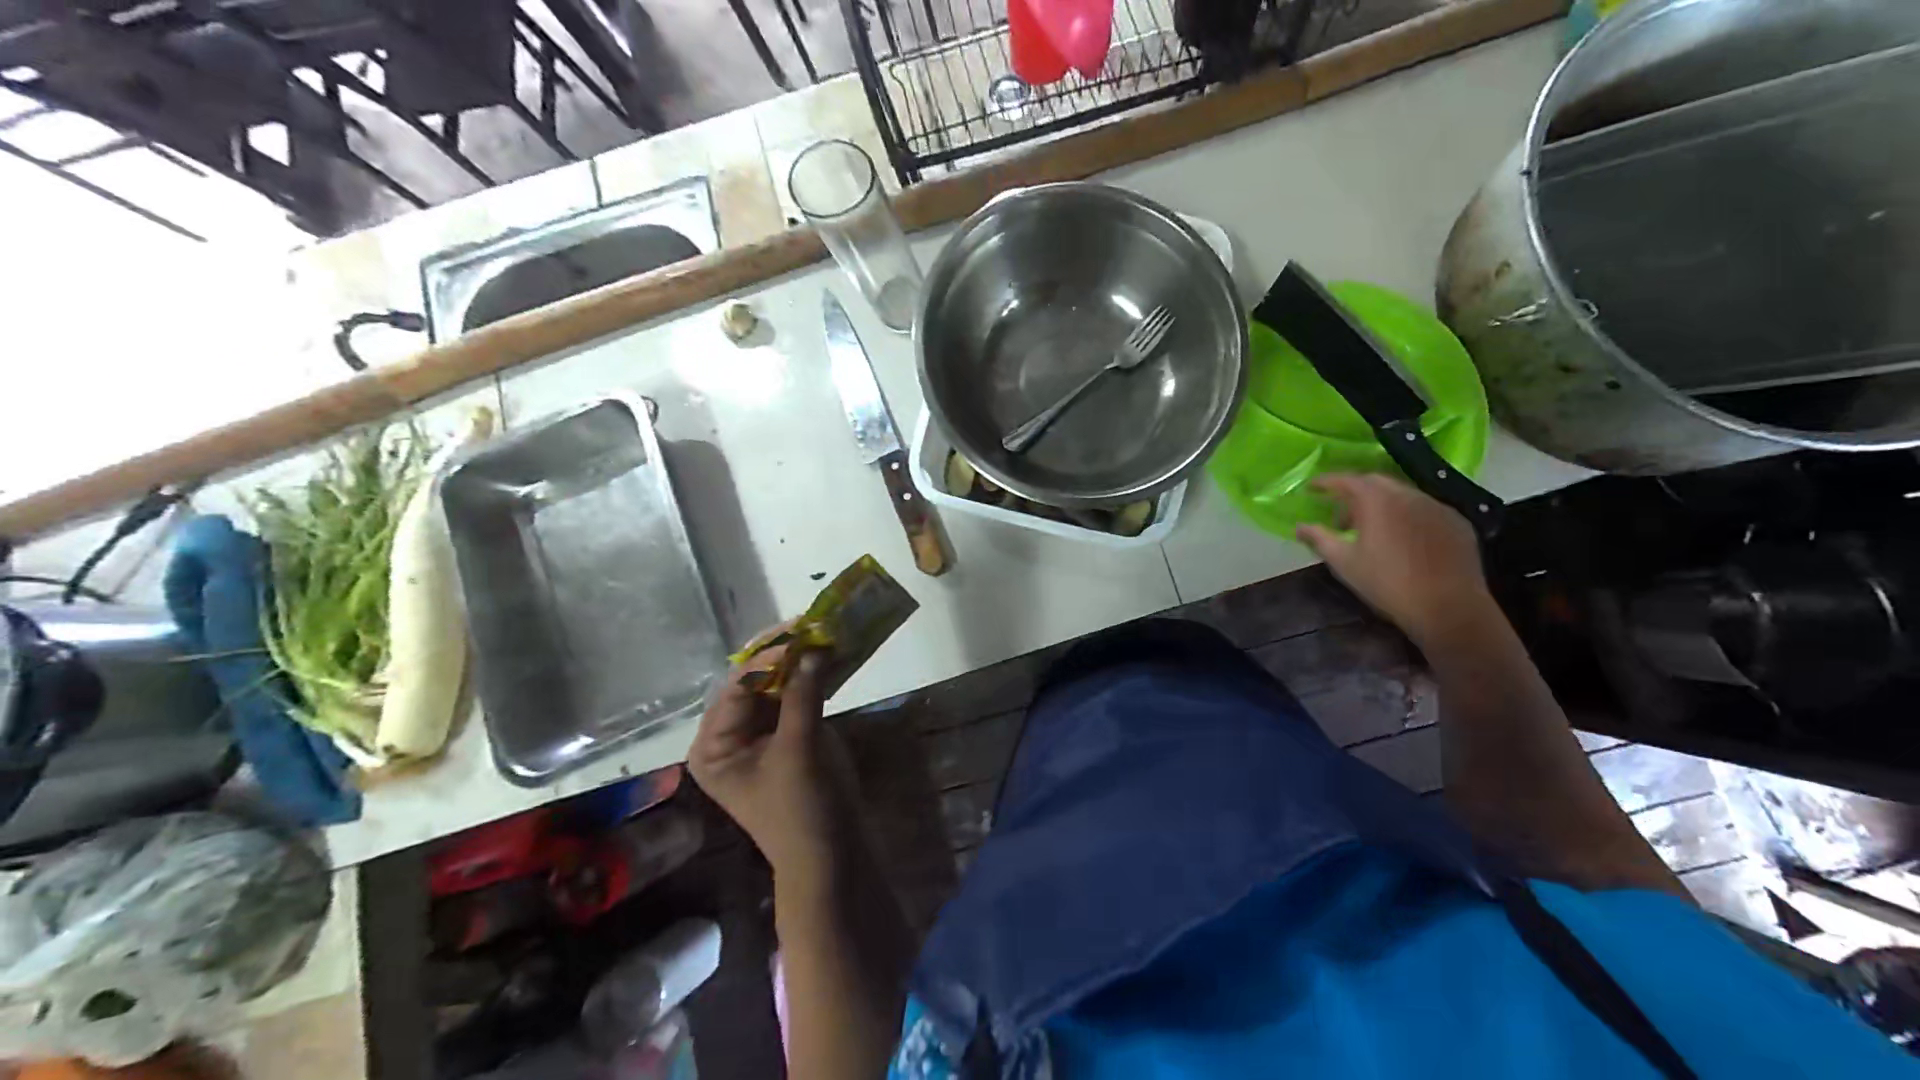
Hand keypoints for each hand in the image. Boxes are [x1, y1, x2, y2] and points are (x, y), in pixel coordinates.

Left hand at [688, 634, 854, 879]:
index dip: (767, 657)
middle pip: (755, 683)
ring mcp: (763, 736)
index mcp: (714, 745)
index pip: (738, 687)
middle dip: (784, 655)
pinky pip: (798, 698)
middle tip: (812, 624)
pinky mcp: (791, 737)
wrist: (833, 856)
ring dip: (801, 662)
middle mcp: (732, 736)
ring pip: (779, 687)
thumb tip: (813, 647)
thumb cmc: (802, 810)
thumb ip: (803, 695)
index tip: (799, 630)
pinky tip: (831, 656)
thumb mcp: (798, 750)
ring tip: (824, 632)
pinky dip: (813, 679)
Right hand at [1295, 472, 1497, 647]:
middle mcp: (1408, 495)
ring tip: (1372, 531)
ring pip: (1402, 495)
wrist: (1448, 607)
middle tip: (1341, 516)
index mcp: (1377, 501)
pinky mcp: (1457, 522)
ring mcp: (1437, 507)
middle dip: (1355, 493)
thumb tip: (1300, 527)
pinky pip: (1425, 510)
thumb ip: (1319, 539)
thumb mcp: (1344, 563)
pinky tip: (1403, 540)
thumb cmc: (1387, 583)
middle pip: (1376, 483)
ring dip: (1382, 504)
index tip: (1312, 488)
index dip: (1326, 482)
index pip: (1346, 480)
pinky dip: (1407, 516)